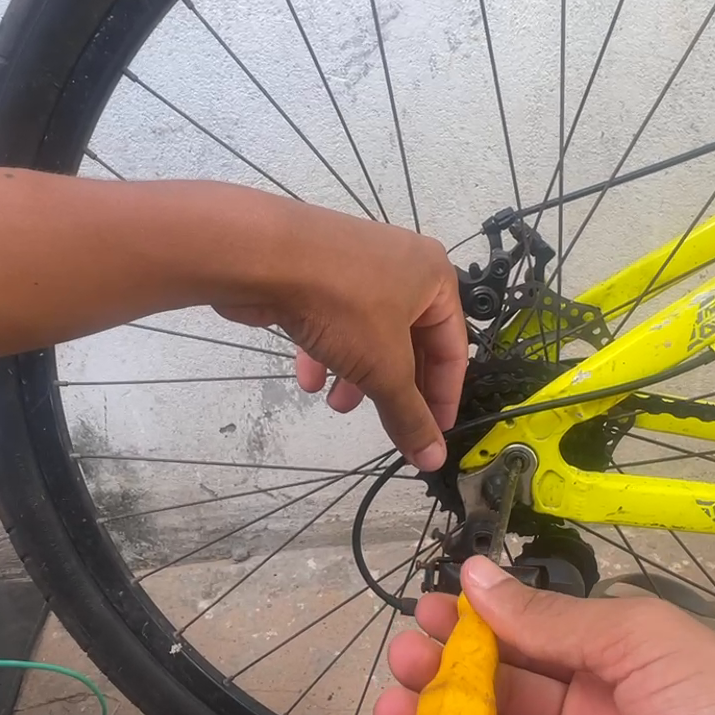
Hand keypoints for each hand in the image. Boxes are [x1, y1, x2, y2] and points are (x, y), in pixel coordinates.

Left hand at [211, 194, 464, 471]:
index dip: (443, 397)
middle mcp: (401, 267)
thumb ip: (409, 416)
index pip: (452, 350)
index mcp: (434, 278)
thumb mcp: (384, 369)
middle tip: (385, 423)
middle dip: (393, 387)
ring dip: (357, 377)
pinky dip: (327, 353)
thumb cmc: (341, 303)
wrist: (263, 256)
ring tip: (337, 405)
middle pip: (409, 344)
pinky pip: (335, 321)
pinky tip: (308, 380)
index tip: (432, 435)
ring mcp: (358, 267)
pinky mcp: (320, 274)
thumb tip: (433, 458)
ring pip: (369, 336)